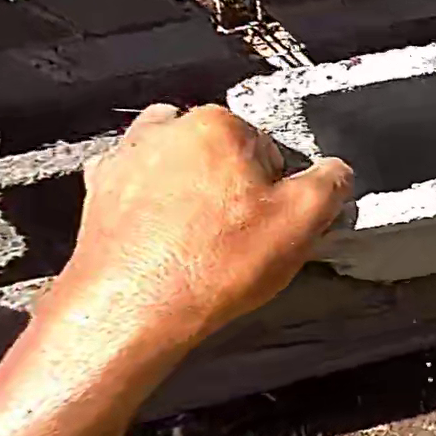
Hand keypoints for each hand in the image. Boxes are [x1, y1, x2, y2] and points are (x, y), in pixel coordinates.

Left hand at [50, 103, 352, 345]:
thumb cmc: (215, 263)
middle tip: (240, 232)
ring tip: (204, 236)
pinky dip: (159, 204)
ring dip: (197, 189)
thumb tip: (336, 171)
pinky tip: (171, 239)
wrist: (132, 310)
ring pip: (184, 165)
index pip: (270, 148)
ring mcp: (126, 159)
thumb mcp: (303, 221)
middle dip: (235, 185)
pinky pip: (144, 186)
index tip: (269, 220)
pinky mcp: (99, 191)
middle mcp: (166, 130)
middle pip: (224, 152)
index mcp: (218, 125)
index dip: (277, 187)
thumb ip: (332, 182)